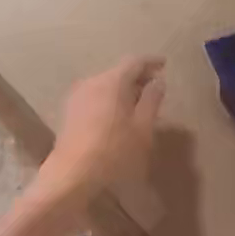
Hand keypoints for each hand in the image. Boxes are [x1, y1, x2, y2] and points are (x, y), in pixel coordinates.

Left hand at [34, 56, 165, 208]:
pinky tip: (118, 114)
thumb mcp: (142, 127)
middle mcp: (92, 82)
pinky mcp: (70, 110)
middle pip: (119, 72)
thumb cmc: (114, 150)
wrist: (72, 173)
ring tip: (139, 102)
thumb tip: (158, 81)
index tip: (165, 64)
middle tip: (155, 86)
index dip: (151, 62)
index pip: (134, 62)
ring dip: (124, 89)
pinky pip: (96, 95)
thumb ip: (152, 100)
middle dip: (138, 76)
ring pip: (106, 84)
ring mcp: (78, 96)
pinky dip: (110, 98)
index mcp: (112, 82)